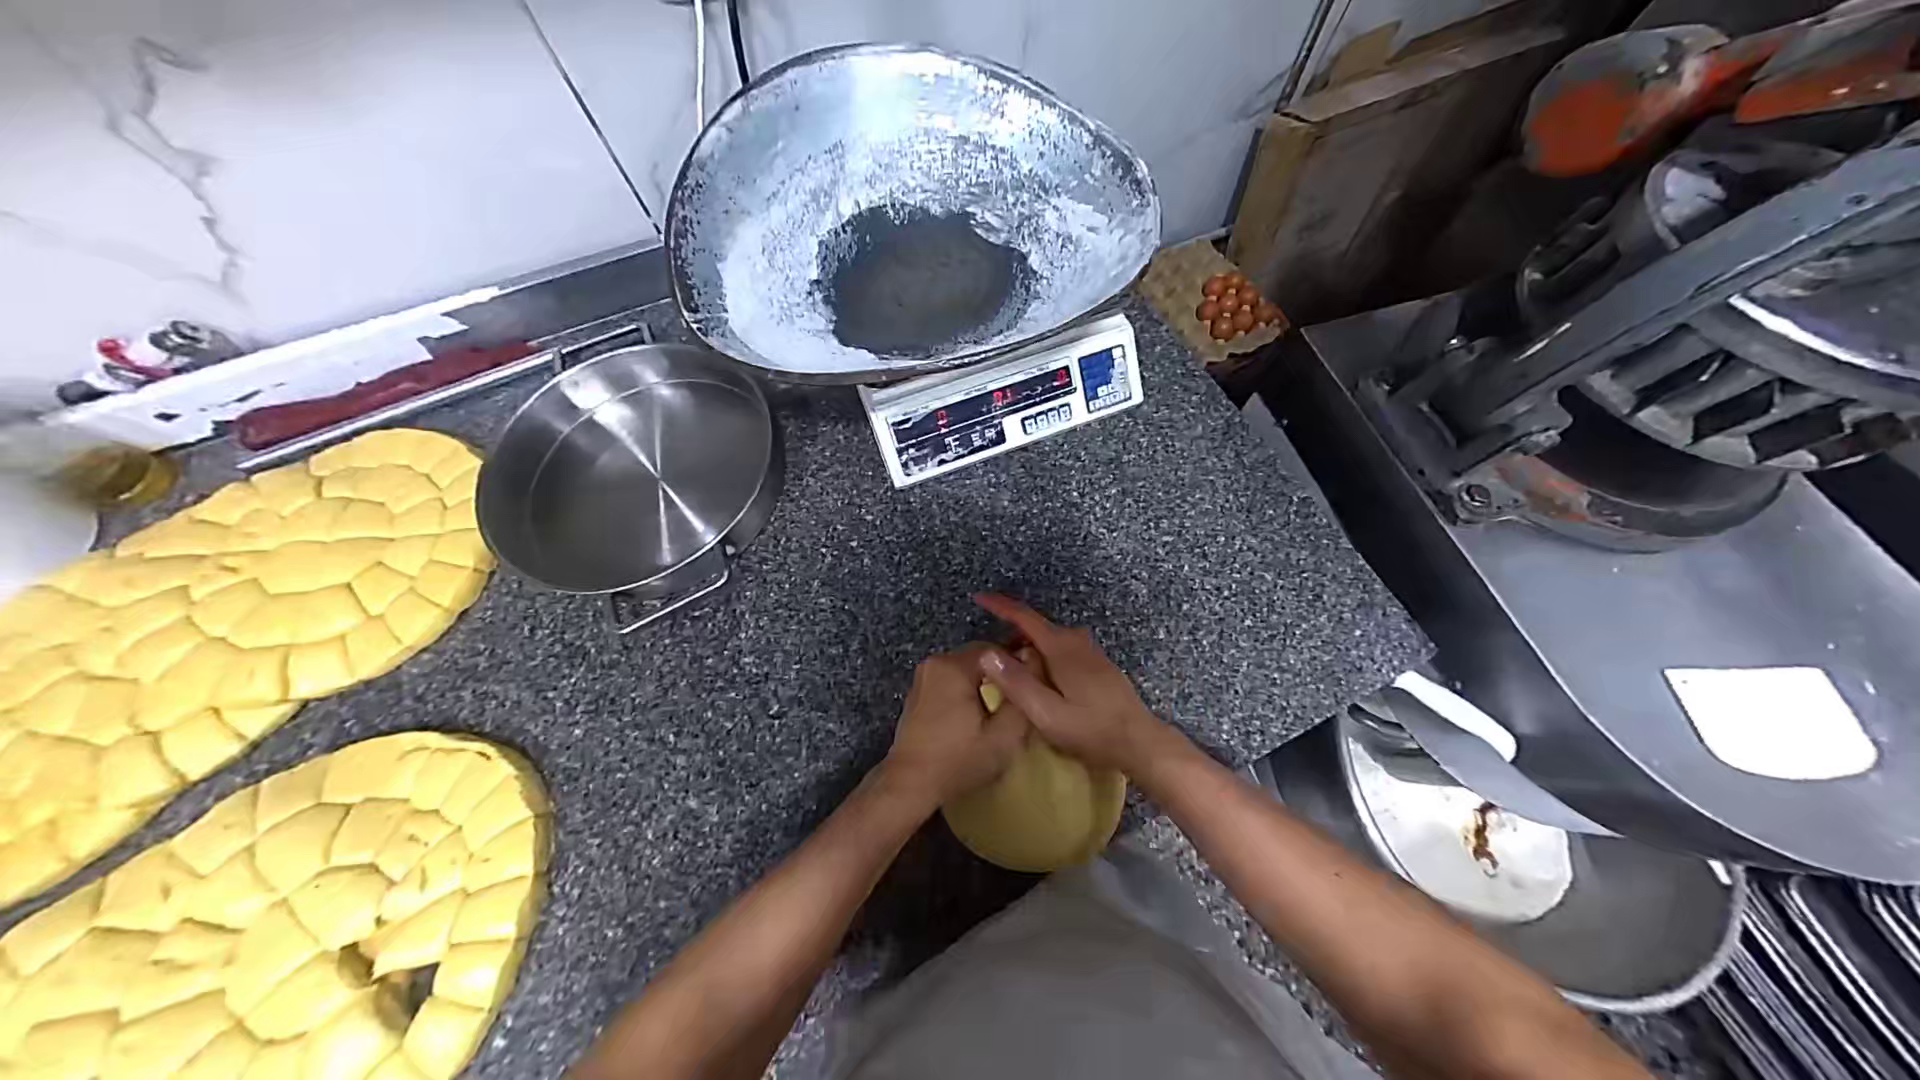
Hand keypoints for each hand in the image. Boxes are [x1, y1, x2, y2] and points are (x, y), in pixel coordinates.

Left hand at [881, 645, 1030, 804]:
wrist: (910, 784)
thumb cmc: (958, 760)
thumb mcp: (1004, 736)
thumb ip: (1023, 698)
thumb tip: (1032, 666)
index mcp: (954, 666)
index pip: (996, 650)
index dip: (1017, 668)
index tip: (1028, 691)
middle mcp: (935, 663)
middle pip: (979, 659)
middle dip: (999, 678)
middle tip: (1014, 706)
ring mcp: (922, 678)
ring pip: (965, 671)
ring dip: (981, 687)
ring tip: (996, 715)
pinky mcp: (917, 694)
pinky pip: (949, 683)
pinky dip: (963, 694)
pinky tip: (971, 720)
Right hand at [973, 593, 1173, 772]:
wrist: (1139, 743)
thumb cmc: (1090, 730)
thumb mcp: (1046, 713)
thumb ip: (1017, 683)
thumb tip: (987, 653)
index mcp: (1062, 648)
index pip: (1025, 617)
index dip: (1000, 606)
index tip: (979, 598)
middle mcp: (1077, 642)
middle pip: (1038, 628)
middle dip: (1013, 635)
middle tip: (991, 658)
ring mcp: (1091, 653)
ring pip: (1052, 640)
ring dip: (1030, 647)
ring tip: (1013, 671)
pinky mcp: (1099, 666)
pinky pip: (1064, 650)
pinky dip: (1046, 656)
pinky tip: (1042, 680)